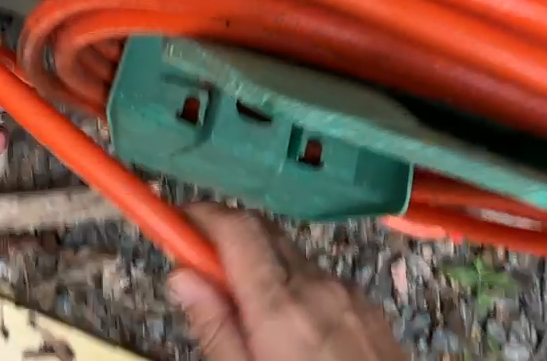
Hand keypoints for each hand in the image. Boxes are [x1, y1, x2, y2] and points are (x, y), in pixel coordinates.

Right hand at [169, 204, 405, 360]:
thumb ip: (216, 329)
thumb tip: (180, 275)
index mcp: (281, 307)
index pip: (235, 227)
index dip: (201, 216)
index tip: (175, 222)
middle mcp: (317, 286)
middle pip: (261, 232)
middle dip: (226, 237)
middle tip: (199, 269)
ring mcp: (349, 294)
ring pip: (291, 256)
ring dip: (262, 264)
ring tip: (248, 316)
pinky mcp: (371, 308)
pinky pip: (321, 279)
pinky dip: (296, 286)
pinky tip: (293, 331)